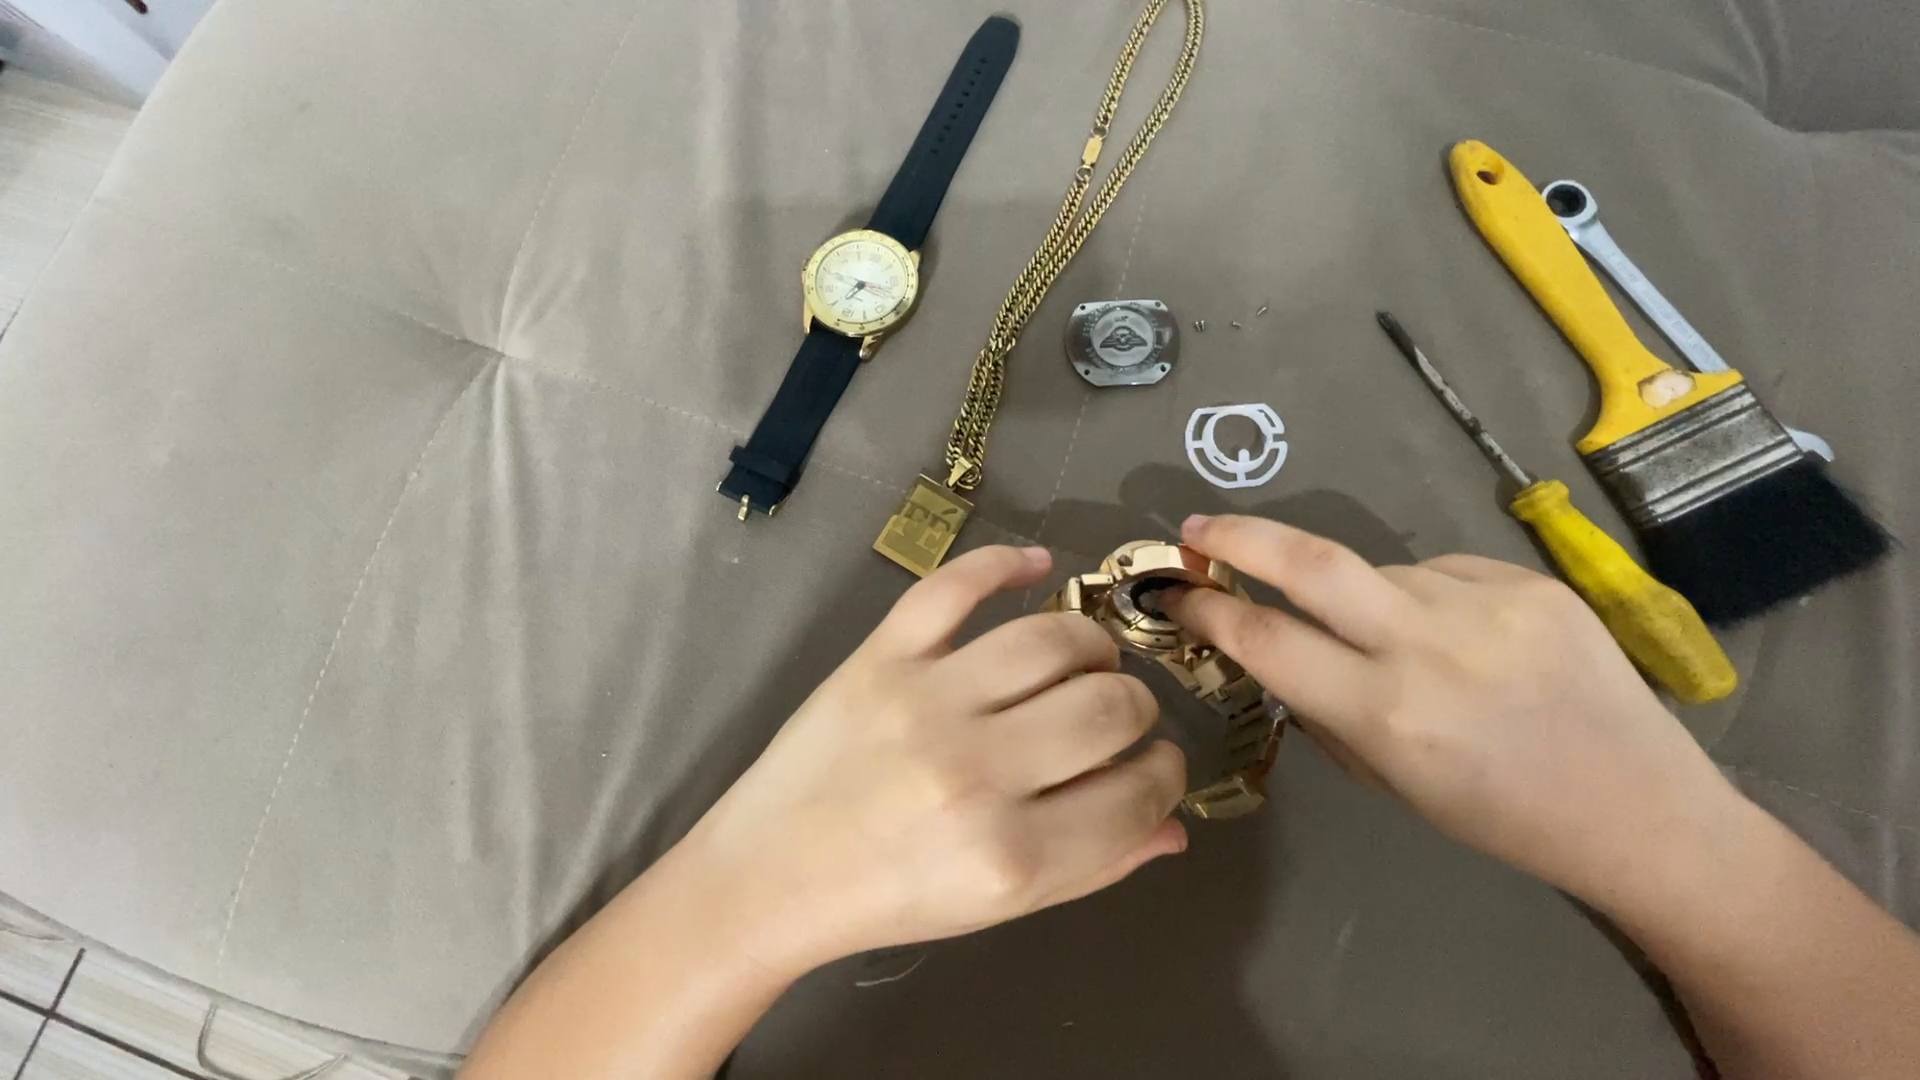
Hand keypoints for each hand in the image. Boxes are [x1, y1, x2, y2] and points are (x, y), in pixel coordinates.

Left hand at [680, 546, 1188, 978]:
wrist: (772, 871)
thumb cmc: (890, 897)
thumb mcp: (998, 907)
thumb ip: (1093, 866)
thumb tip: (1173, 825)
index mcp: (1010, 855)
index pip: (1136, 794)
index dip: (1164, 774)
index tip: (1155, 764)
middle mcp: (974, 771)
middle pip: (1107, 706)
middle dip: (1135, 709)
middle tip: (1116, 716)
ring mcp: (924, 701)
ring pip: (1049, 639)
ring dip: (1091, 646)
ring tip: (1087, 662)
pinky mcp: (880, 656)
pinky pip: (951, 587)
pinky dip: (1003, 564)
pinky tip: (1040, 566)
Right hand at [1168, 514, 1740, 904]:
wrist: (1644, 812)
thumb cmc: (1494, 813)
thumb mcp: (1383, 776)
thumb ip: (1318, 704)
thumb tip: (1269, 645)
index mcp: (1386, 711)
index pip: (1265, 640)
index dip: (1206, 610)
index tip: (1174, 593)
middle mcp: (1431, 647)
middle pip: (1310, 562)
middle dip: (1239, 537)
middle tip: (1197, 529)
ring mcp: (1489, 605)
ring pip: (1378, 572)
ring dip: (1361, 597)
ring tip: (1402, 642)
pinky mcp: (1532, 581)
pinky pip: (1437, 571)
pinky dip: (1422, 597)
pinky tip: (1461, 637)